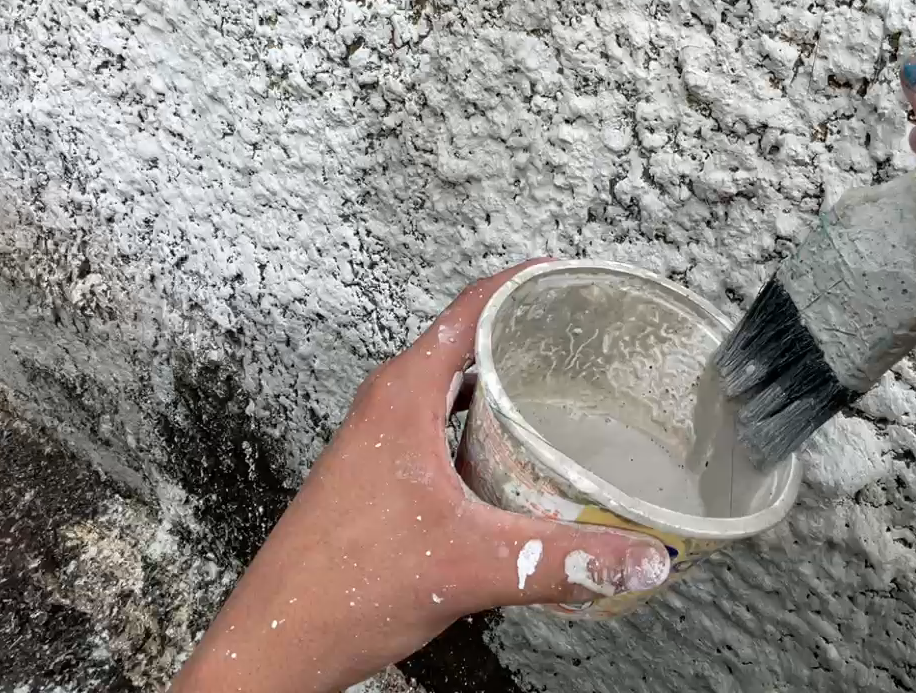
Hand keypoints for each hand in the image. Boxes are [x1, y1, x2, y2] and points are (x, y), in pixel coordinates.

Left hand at [172, 261, 671, 692]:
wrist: (275, 641)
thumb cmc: (346, 587)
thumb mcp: (471, 564)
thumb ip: (563, 560)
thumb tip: (640, 558)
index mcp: (405, 392)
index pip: (470, 307)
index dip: (520, 281)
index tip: (565, 272)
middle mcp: (391, 398)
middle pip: (465, 334)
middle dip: (520, 323)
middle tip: (578, 327)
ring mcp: (383, 428)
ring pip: (451, 375)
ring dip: (499, 369)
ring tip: (555, 377)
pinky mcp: (383, 459)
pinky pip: (441, 411)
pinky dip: (479, 409)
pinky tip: (510, 441)